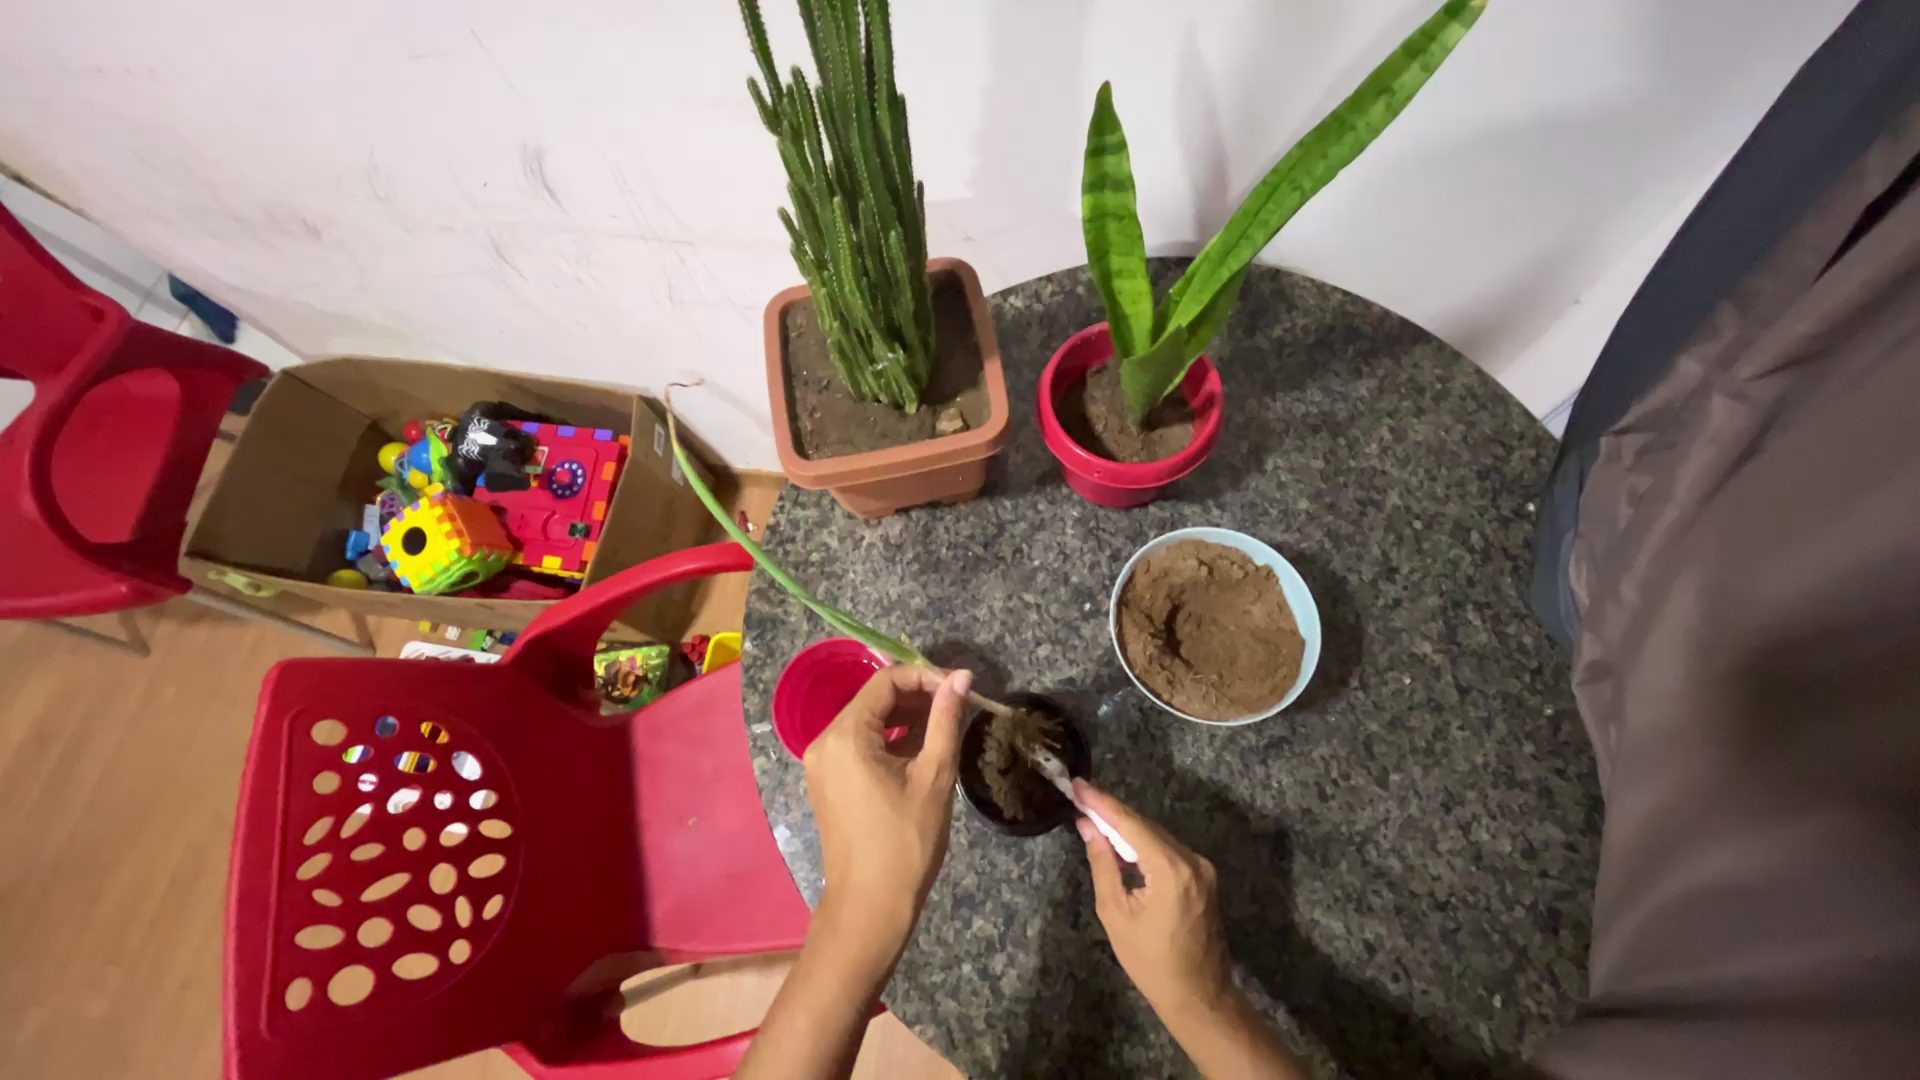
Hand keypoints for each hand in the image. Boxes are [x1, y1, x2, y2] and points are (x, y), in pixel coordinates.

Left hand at [804, 665, 971, 941]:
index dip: (926, 676)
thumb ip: (945, 719)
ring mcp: (822, 762)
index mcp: (845, 735)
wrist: (870, 907)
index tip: (961, 687)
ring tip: (945, 724)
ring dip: (905, 717)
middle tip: (958, 704)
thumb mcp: (934, 775)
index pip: (886, 681)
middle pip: (874, 698)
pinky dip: (889, 739)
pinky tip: (921, 747)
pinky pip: (860, 743)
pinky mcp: (828, 780)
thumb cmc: (906, 841)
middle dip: (917, 695)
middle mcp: (825, 741)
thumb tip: (962, 676)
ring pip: (868, 720)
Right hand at [1075, 780, 1233, 1018]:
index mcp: (1170, 869)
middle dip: (1112, 811)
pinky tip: (1121, 840)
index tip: (1078, 784)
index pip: (1130, 824)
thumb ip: (1102, 863)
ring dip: (1126, 826)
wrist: (1199, 997)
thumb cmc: (1150, 961)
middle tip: (1081, 796)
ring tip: (1094, 814)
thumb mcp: (1115, 912)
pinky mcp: (1204, 876)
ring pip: (1156, 835)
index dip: (1101, 802)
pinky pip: (1167, 849)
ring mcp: (1202, 867)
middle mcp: (1191, 860)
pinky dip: (1143, 842)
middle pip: (1144, 825)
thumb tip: (1088, 826)